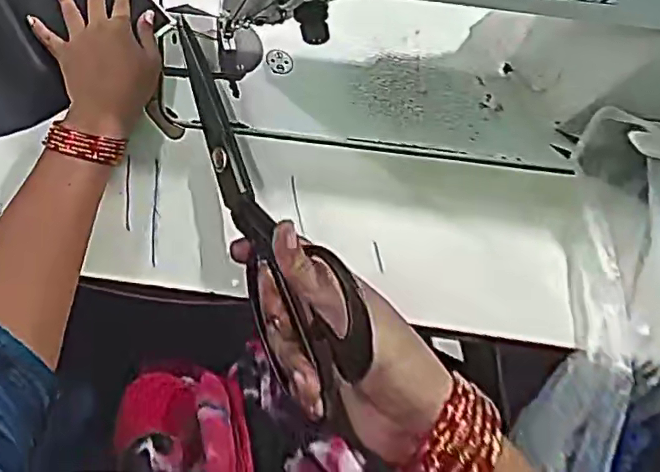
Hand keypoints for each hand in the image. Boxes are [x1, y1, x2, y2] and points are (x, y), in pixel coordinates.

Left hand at [28, 0, 159, 140]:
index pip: (122, 3)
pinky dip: (38, 27)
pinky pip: (48, 37)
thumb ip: (148, 35)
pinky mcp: (64, 53)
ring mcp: (78, 39)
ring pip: (70, 11)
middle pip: (94, 0)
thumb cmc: (129, 90)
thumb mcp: (151, 62)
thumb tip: (147, 18)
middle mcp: (97, 29)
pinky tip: (32, 19)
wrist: (104, 110)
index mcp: (120, 28)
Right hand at [232, 222, 453, 465]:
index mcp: (327, 284)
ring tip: (311, 373)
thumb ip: (307, 274)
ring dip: (289, 359)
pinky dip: (296, 384)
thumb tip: (282, 233)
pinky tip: (315, 390)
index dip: (259, 251)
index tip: (239, 251)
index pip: (283, 254)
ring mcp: (315, 341)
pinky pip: (284, 371)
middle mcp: (318, 309)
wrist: (420, 426)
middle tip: (290, 328)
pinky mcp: (313, 373)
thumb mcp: (346, 310)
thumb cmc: (400, 360)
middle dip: (275, 318)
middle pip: (271, 297)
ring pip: (274, 336)